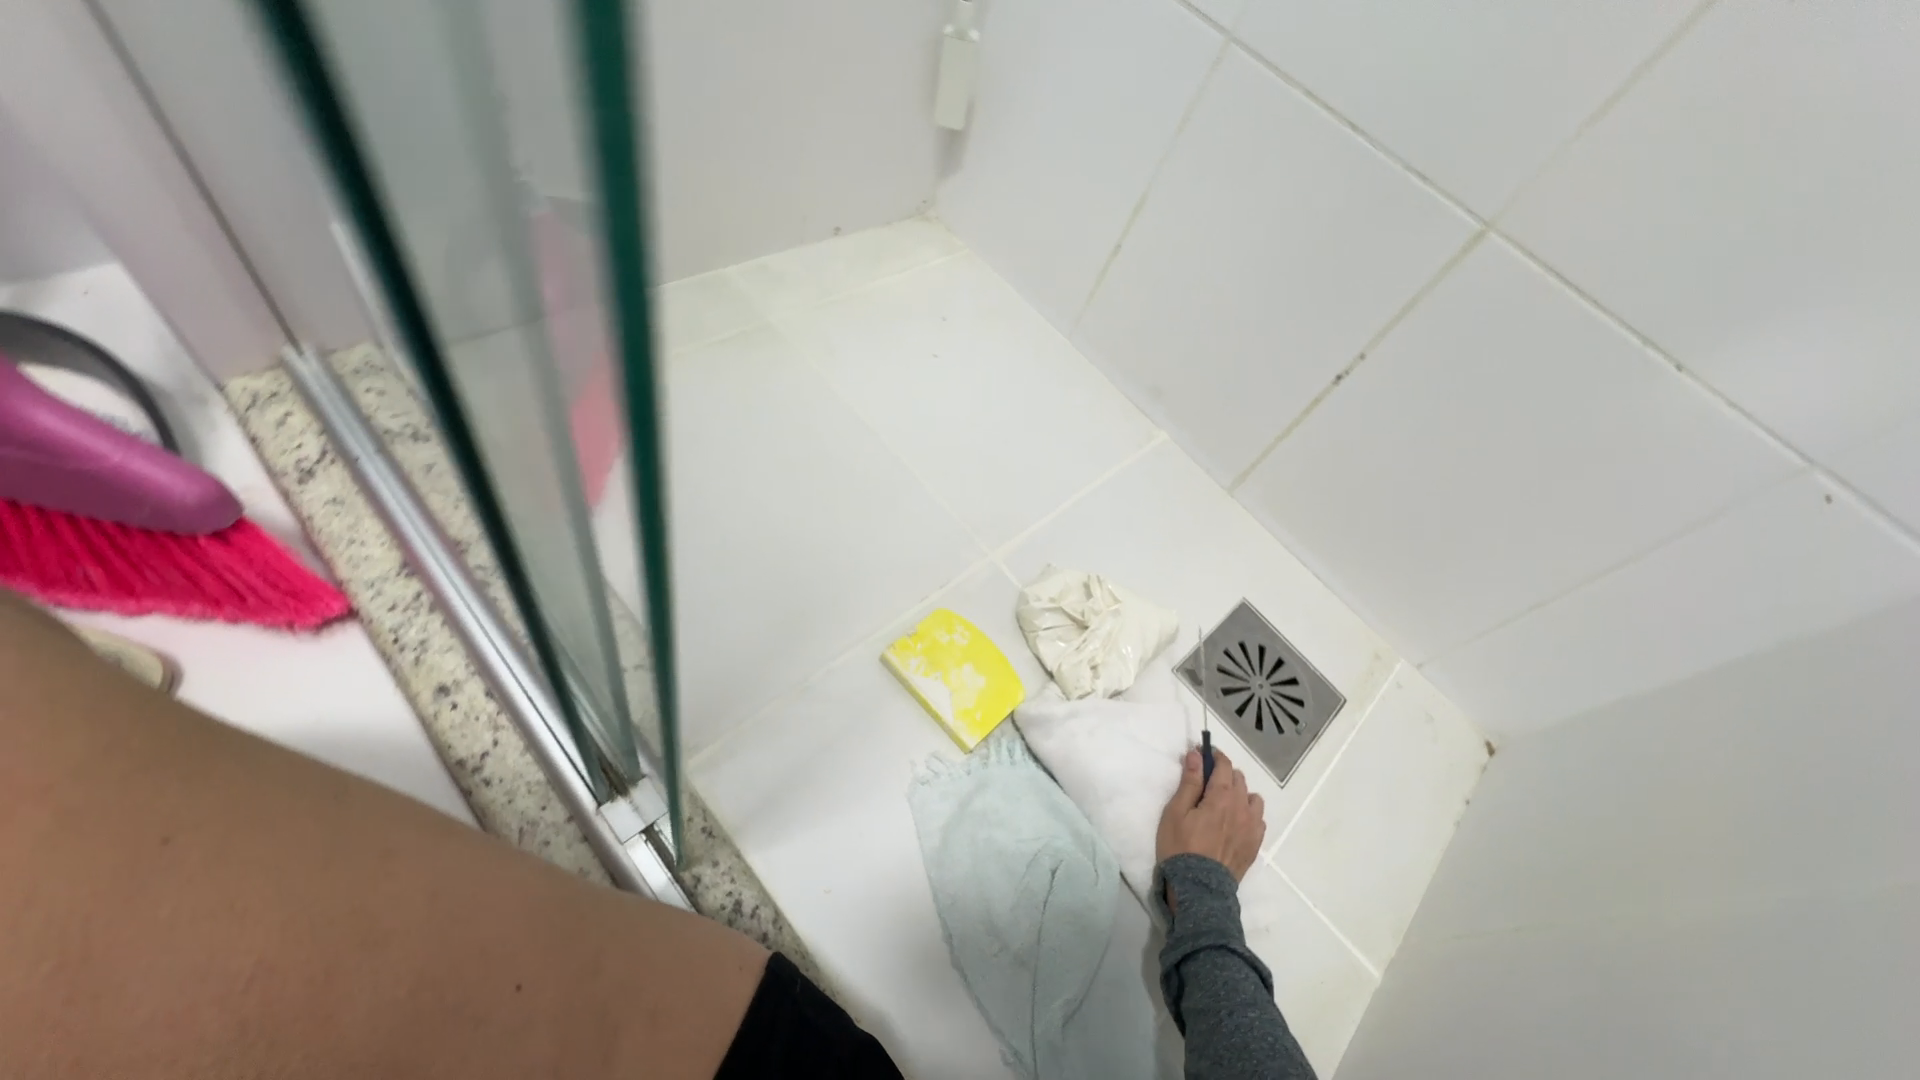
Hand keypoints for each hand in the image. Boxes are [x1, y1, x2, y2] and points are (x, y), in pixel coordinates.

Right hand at [1155, 747, 1265, 882]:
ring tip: (1224, 801)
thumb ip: (1189, 781)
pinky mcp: (1255, 844)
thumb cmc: (1180, 846)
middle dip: (1224, 773)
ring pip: (1253, 798)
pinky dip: (1248, 812)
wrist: (1199, 888)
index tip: (1202, 753)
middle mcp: (1242, 808)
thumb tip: (1196, 755)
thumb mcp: (1176, 811)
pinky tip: (1235, 820)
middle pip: (1239, 779)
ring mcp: (1252, 827)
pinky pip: (1259, 819)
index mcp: (1222, 796)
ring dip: (1240, 792)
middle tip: (1206, 779)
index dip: (1214, 755)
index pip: (1224, 765)